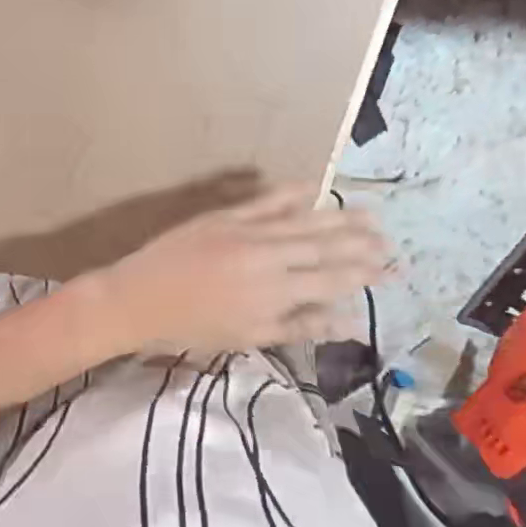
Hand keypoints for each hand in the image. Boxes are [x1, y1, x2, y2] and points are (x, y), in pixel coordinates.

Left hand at [81, 183, 388, 351]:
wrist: (135, 299)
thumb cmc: (189, 328)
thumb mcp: (245, 338)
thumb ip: (298, 327)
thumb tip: (346, 323)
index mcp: (275, 293)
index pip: (332, 279)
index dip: (364, 273)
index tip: (390, 268)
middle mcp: (267, 258)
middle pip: (324, 247)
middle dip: (359, 243)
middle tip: (388, 239)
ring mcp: (244, 232)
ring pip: (301, 222)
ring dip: (337, 217)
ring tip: (367, 214)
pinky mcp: (221, 217)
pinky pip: (263, 201)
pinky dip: (289, 193)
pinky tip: (311, 187)